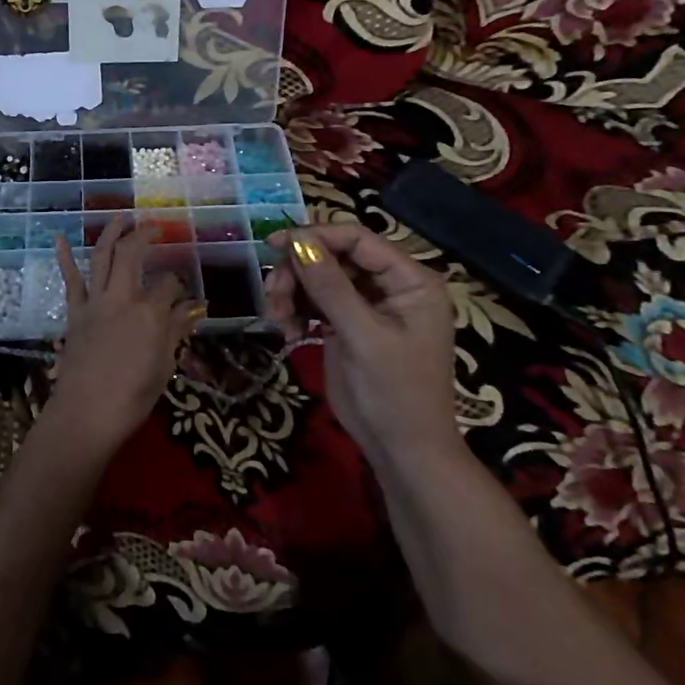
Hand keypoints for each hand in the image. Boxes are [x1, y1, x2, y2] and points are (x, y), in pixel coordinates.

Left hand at [48, 218, 204, 458]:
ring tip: (120, 217)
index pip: (170, 284)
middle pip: (132, 254)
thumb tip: (190, 311)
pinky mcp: (75, 312)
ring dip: (110, 234)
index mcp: (150, 313)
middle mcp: (122, 298)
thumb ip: (175, 332)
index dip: (178, 284)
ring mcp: (94, 302)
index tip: (181, 291)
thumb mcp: (164, 365)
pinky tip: (58, 238)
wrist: (87, 411)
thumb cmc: (133, 395)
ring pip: (101, 257)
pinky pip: (70, 280)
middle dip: (144, 234)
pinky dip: (63, 257)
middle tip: (152, 225)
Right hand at [264, 224, 458, 460]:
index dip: (315, 236)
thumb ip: (331, 287)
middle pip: (332, 257)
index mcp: (410, 282)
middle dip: (298, 274)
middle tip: (274, 298)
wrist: (400, 447)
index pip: (359, 240)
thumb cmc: (395, 392)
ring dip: (291, 294)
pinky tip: (288, 332)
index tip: (273, 244)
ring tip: (279, 322)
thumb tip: (298, 241)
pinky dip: (295, 311)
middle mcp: (389, 286)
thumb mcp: (363, 337)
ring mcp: (366, 306)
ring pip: (316, 279)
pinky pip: (313, 302)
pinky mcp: (345, 324)